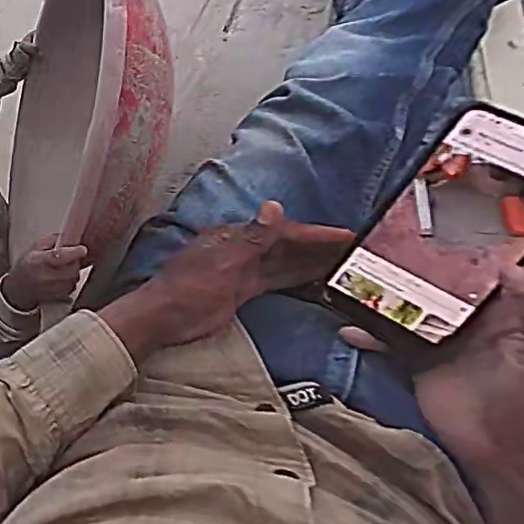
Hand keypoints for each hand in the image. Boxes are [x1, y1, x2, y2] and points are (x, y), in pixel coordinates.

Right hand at [2, 234, 86, 310]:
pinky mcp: (59, 297)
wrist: (19, 288)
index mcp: (39, 261)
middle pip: (72, 267)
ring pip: (74, 277)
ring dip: (72, 271)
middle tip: (68, 258)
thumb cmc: (25, 267)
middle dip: (74, 261)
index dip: (74, 252)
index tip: (81, 249)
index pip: (60, 256)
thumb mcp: (33, 248)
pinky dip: (70, 281)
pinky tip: (61, 278)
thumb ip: (50, 240)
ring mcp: (53, 288)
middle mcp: (47, 276)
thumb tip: (66, 237)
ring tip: (61, 269)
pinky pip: (73, 286)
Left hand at [99, 201, 351, 360]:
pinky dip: (298, 281)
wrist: (163, 317)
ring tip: (348, 267)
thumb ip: (253, 238)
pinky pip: (276, 281)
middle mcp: (241, 250)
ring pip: (284, 264)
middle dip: (321, 248)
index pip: (284, 232)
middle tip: (360, 253)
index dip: (317, 235)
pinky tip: (318, 286)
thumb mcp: (224, 262)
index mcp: (235, 237)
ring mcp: (241, 271)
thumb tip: (274, 206)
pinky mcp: (241, 290)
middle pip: (288, 247)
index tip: (349, 236)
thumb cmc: (188, 288)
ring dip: (314, 264)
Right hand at [364, 266, 523, 523]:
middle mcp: (475, 325)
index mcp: (514, 318)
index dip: (458, 257)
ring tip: (354, 284)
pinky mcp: (418, 364)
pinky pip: (388, 341)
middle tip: (377, 254)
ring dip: (383, 298)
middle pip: (438, 288)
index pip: (484, 277)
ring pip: (409, 310)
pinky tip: (350, 329)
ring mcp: (443, 344)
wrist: (515, 467)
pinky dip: (368, 334)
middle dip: (410, 272)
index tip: (427, 239)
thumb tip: (511, 270)